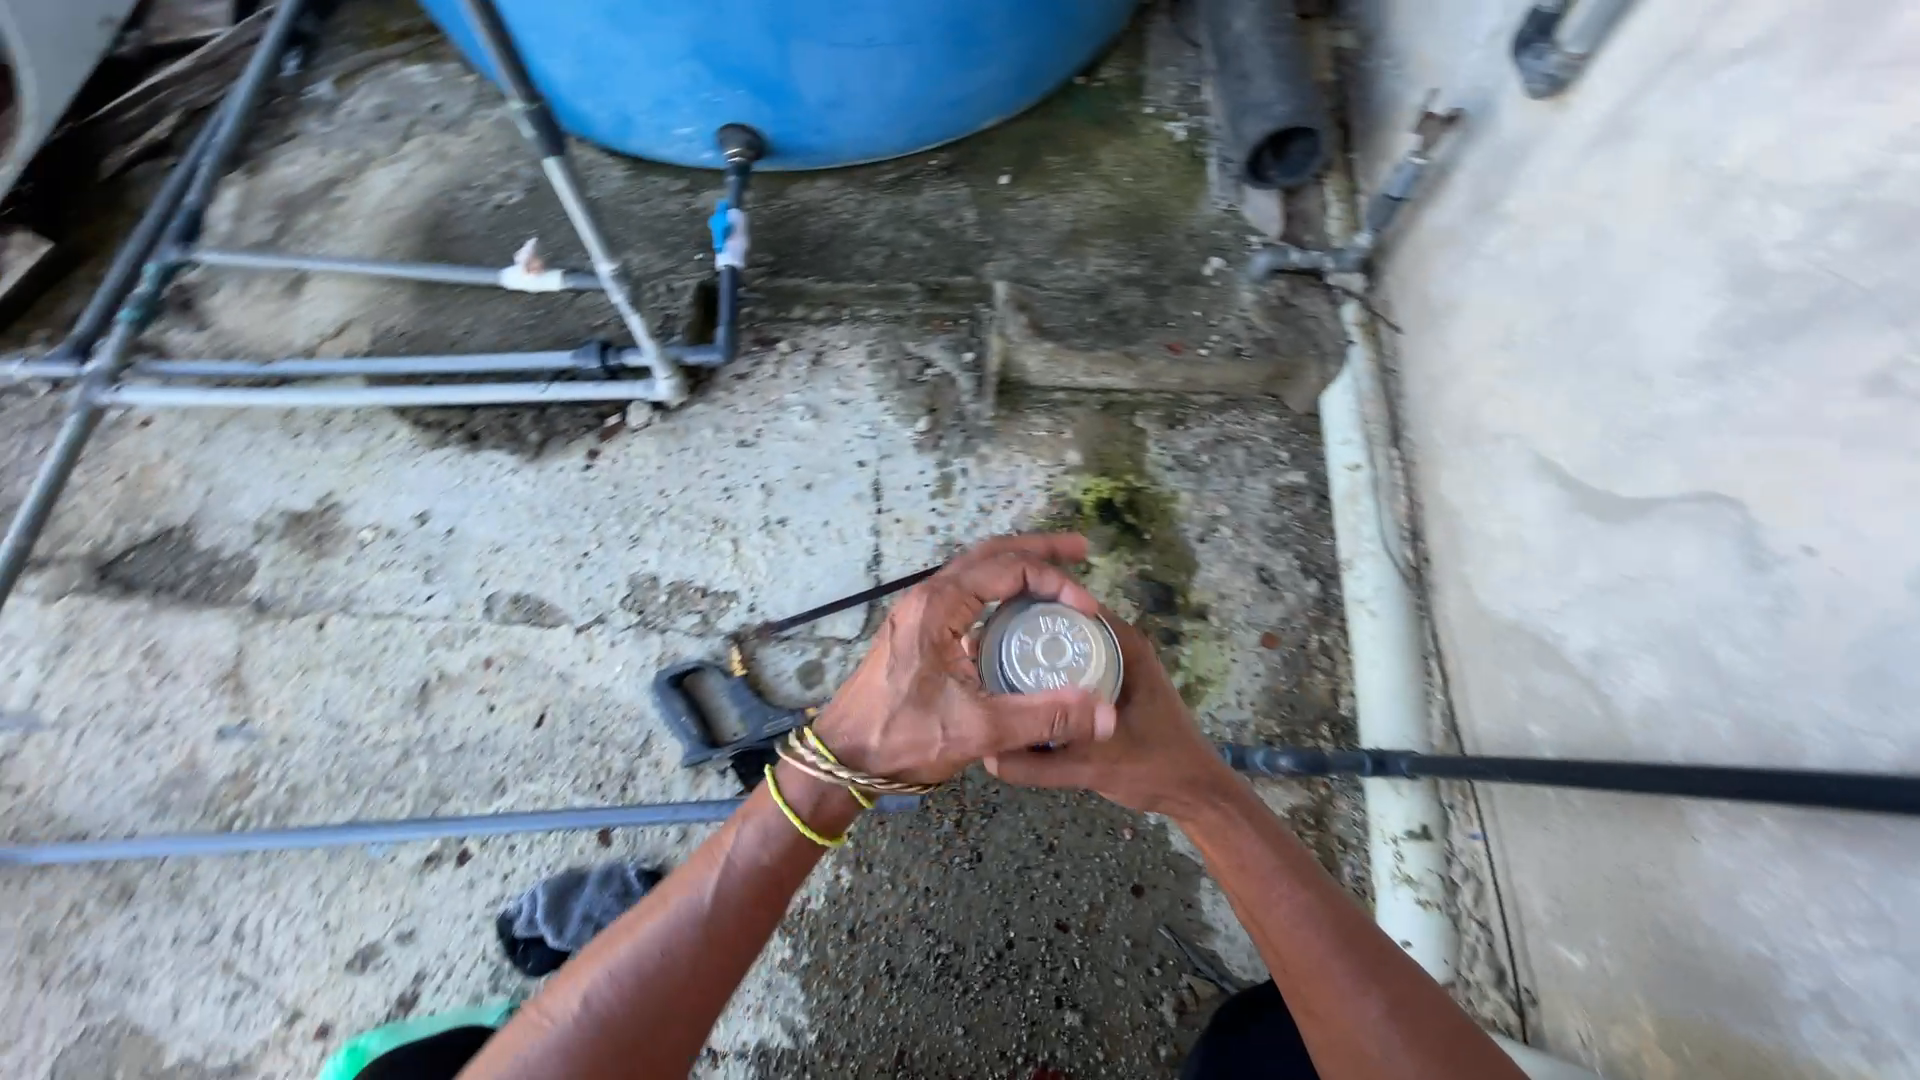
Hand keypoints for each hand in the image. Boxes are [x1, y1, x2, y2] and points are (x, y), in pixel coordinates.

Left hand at [811, 533, 1119, 785]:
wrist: (845, 756)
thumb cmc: (903, 737)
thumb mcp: (979, 730)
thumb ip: (1044, 718)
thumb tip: (1105, 715)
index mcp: (939, 607)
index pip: (1007, 568)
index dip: (1053, 580)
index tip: (1086, 608)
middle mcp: (927, 597)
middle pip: (990, 554)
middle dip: (1038, 549)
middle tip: (1080, 550)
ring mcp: (919, 611)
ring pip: (975, 569)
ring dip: (1016, 565)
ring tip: (1056, 571)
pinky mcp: (917, 630)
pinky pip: (965, 591)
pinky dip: (998, 588)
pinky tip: (1018, 609)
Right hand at [984, 611, 1234, 816]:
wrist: (1196, 794)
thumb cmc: (1154, 769)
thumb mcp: (1090, 767)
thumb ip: (1038, 766)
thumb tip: (985, 754)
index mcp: (1123, 645)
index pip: (1066, 607)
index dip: (1026, 613)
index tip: (989, 628)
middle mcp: (1120, 645)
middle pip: (1061, 627)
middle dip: (1022, 638)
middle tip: (979, 652)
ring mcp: (1118, 665)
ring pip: (1066, 650)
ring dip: (1034, 659)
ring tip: (990, 670)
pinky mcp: (1113, 685)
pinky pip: (1073, 672)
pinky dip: (1049, 680)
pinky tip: (1020, 696)